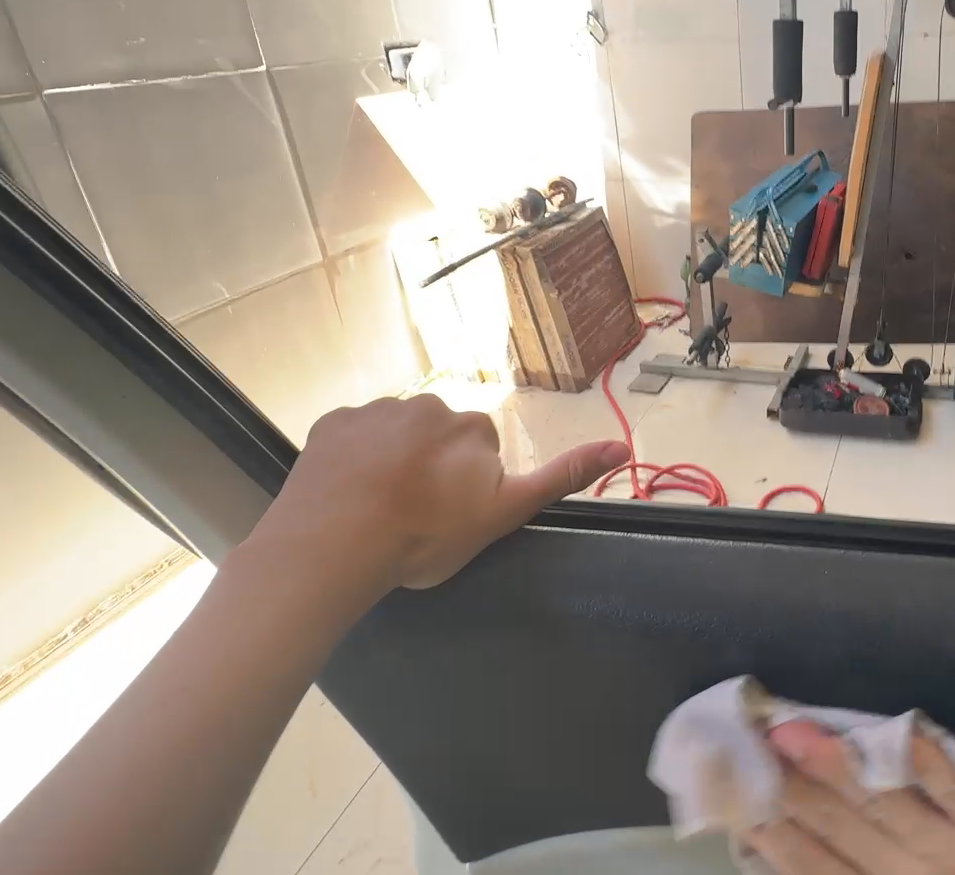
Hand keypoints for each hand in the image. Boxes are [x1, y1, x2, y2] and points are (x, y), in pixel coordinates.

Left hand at [242, 394, 628, 594]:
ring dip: (392, 461)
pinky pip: (353, 436)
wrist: (333, 548)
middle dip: (432, 467)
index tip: (448, 516)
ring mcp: (375, 411)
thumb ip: (563, 477)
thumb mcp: (505, 512)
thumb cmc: (426, 536)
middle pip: (438, 437)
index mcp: (471, 427)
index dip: (467, 486)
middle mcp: (428, 405)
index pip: (479, 450)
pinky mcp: (331, 423)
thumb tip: (623, 445)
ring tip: (375, 509)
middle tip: (413, 515)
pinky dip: (354, 458)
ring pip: (395, 434)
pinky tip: (347, 492)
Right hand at [742, 721, 954, 874]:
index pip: (814, 868)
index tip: (736, 796)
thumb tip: (767, 839)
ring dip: (839, 770)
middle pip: (842, 830)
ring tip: (794, 733)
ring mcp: (951, 851)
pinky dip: (927, 762)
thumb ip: (837, 868)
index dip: (775, 833)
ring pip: (885, 806)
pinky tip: (899, 729)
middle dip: (793, 788)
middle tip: (751, 747)